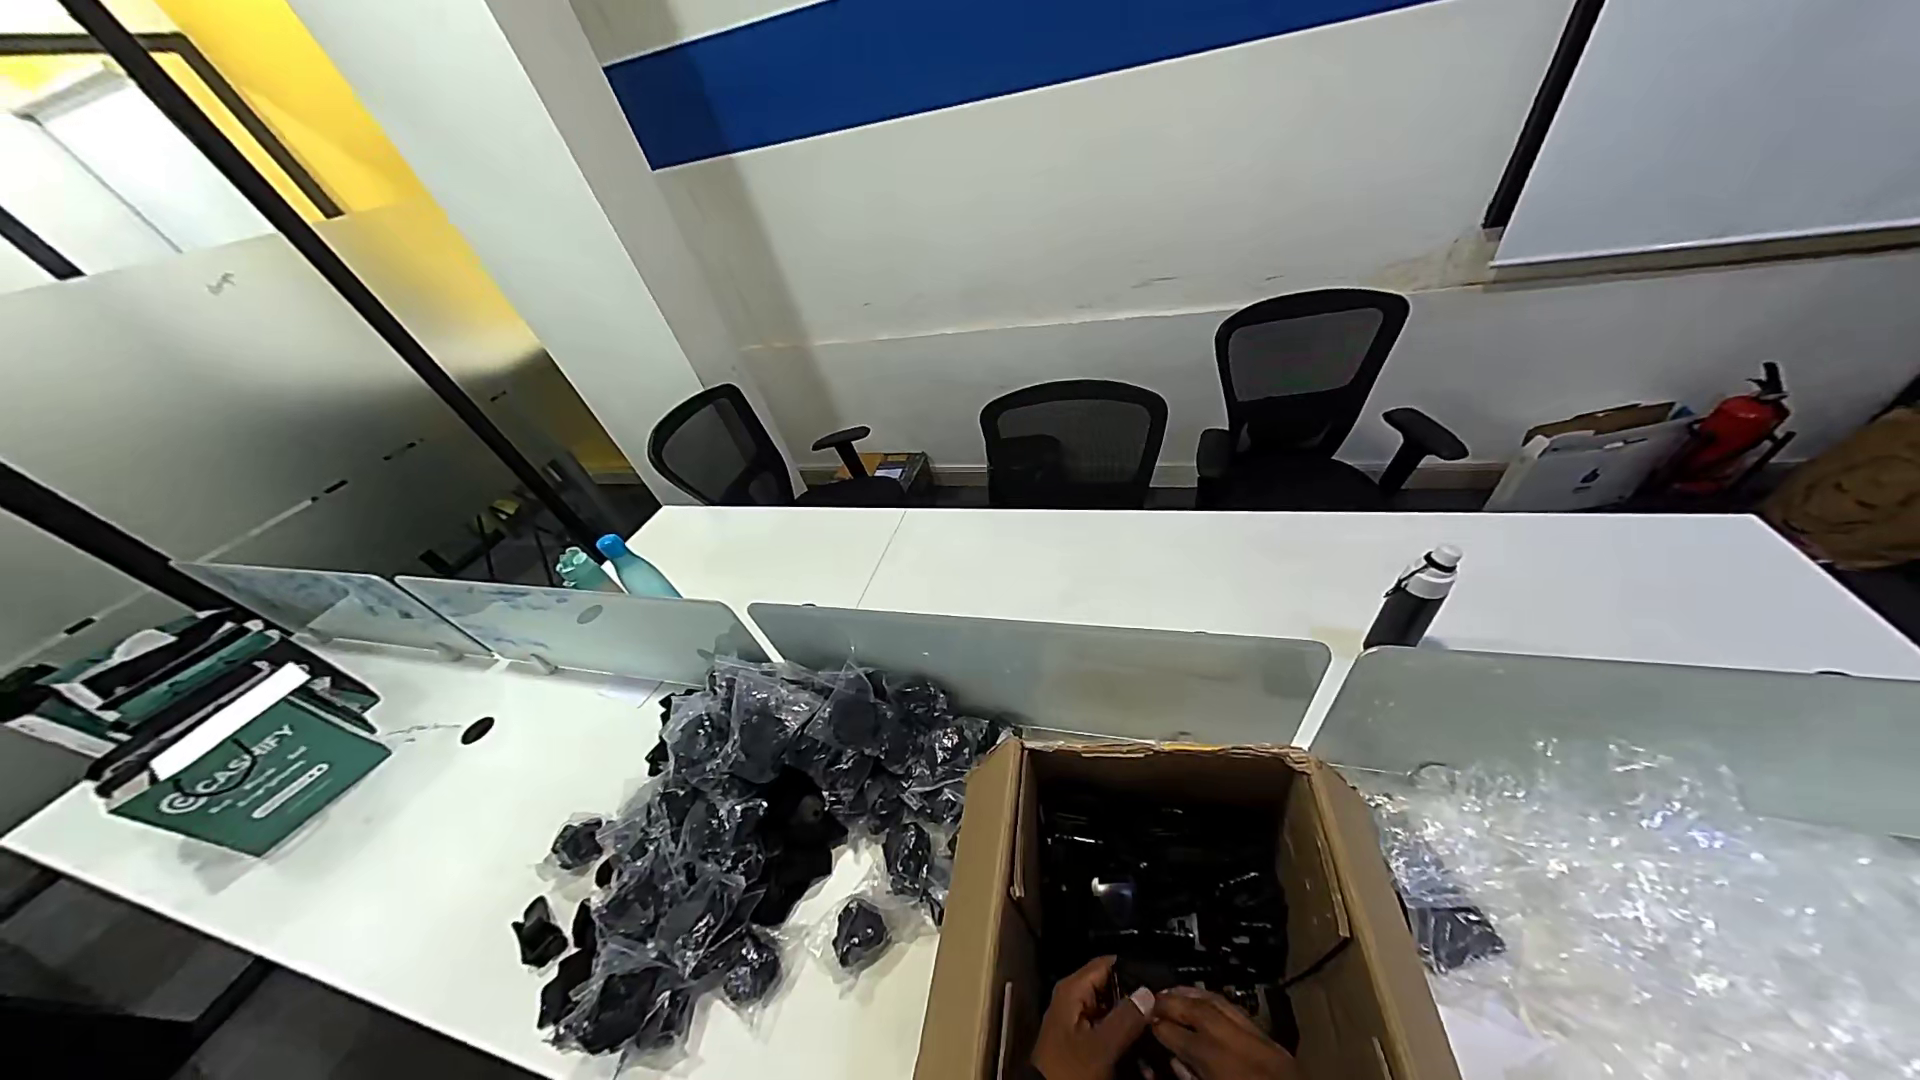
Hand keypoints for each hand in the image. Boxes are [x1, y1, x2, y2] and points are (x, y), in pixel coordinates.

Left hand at [1028, 955, 1153, 1079]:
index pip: (1107, 964)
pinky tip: (1144, 1044)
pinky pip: (1108, 1028)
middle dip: (1136, 997)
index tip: (1160, 982)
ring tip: (1159, 1025)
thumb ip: (1124, 1019)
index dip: (1133, 969)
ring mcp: (1079, 1019)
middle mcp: (1075, 997)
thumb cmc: (1070, 1070)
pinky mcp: (1083, 1039)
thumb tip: (1148, 991)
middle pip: (1111, 986)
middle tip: (1164, 1008)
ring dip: (1132, 1018)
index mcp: (1073, 989)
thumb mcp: (1099, 1047)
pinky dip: (1124, 1033)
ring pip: (1112, 1009)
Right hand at [1149, 988, 1300, 1079]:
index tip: (1145, 1020)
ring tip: (1171, 993)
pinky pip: (1239, 1011)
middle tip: (1151, 1000)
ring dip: (1191, 994)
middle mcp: (1239, 1046)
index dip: (1158, 1026)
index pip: (1179, 1036)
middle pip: (1199, 1011)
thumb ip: (1192, 1078)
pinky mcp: (1275, 1044)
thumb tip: (1175, 1058)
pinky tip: (1203, 1000)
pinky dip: (1216, 1001)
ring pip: (1219, 1003)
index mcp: (1219, 1065)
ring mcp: (1260, 1041)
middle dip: (1171, 1002)